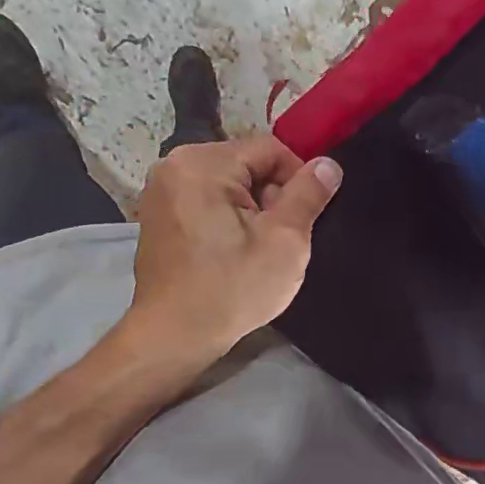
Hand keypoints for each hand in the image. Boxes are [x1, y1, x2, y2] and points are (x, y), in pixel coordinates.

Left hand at [125, 135, 342, 359]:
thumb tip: (328, 164)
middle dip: (270, 194)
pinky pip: (203, 199)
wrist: (173, 335)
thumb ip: (309, 195)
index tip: (303, 217)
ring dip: (249, 208)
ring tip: (256, 247)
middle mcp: (174, 164)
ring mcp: (160, 190)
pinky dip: (224, 216)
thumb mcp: (284, 242)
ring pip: (226, 182)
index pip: (269, 148)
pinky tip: (230, 251)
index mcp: (202, 162)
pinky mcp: (156, 214)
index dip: (296, 178)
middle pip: (245, 163)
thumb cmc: (232, 288)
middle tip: (279, 238)